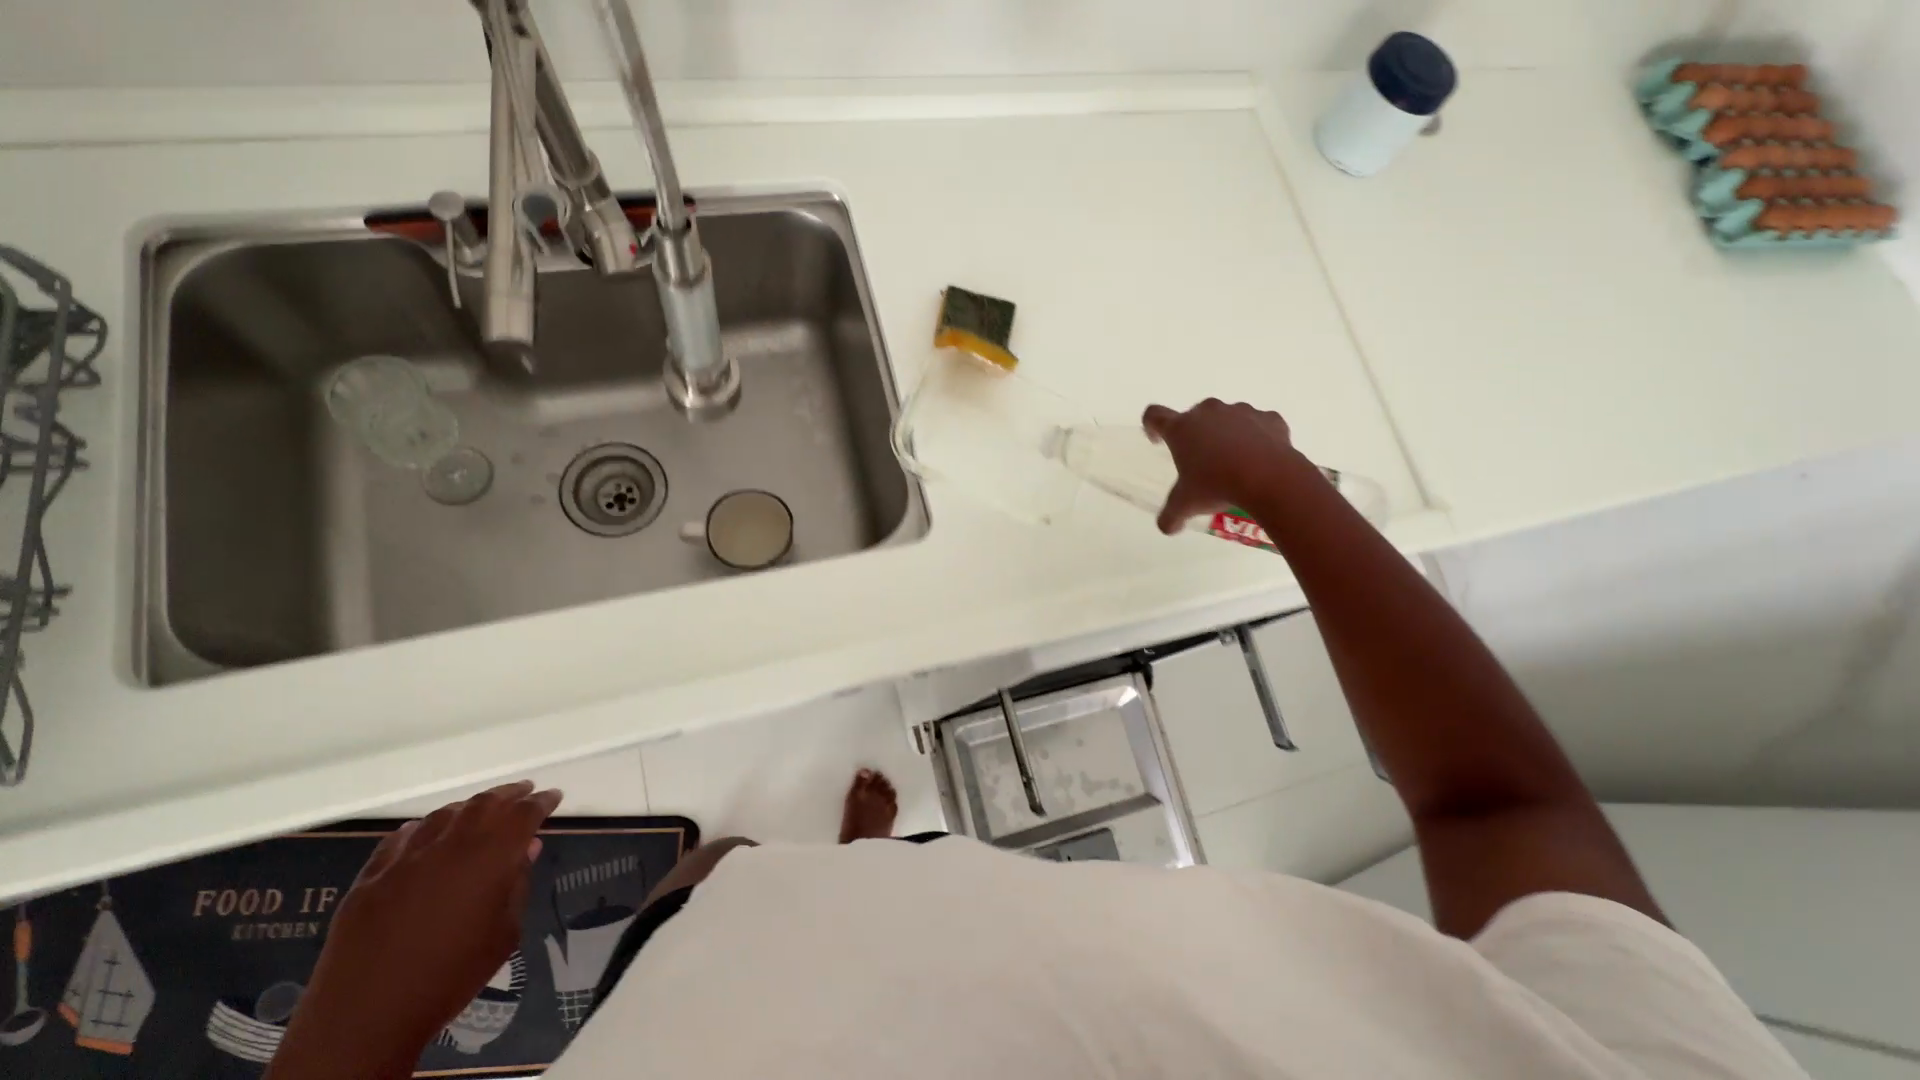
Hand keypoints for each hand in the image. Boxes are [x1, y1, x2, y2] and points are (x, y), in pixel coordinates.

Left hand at [267, 781, 562, 1079]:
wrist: (369, 1011)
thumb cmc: (452, 975)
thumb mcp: (504, 934)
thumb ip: (516, 886)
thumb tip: (526, 850)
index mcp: (490, 857)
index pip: (524, 814)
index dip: (541, 801)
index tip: (553, 797)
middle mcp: (450, 844)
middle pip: (484, 804)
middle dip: (508, 794)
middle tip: (524, 791)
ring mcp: (407, 856)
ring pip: (444, 815)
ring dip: (468, 807)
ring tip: (480, 810)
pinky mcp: (373, 874)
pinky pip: (403, 837)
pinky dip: (424, 828)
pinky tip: (427, 833)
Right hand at [1142, 399, 1297, 533]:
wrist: (1268, 477)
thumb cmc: (1216, 485)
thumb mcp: (1187, 505)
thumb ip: (1171, 515)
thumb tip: (1166, 527)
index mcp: (1181, 429)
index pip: (1155, 415)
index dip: (1152, 426)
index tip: (1158, 440)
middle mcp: (1208, 412)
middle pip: (1195, 415)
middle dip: (1196, 434)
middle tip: (1202, 460)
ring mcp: (1241, 411)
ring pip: (1229, 418)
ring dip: (1228, 433)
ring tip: (1236, 462)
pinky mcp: (1269, 418)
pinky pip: (1260, 424)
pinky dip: (1258, 437)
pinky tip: (1261, 458)